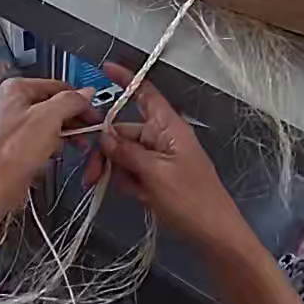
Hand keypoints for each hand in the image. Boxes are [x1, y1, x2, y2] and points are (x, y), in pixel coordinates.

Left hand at [0, 78, 93, 223]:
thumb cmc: (9, 154)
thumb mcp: (49, 118)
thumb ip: (71, 101)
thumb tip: (86, 93)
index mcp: (16, 89)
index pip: (59, 86)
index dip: (80, 100)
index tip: (95, 114)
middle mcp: (11, 104)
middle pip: (54, 105)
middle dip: (74, 119)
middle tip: (89, 132)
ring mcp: (11, 126)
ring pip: (48, 124)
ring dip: (65, 134)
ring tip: (77, 145)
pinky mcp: (13, 147)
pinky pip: (39, 141)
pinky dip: (51, 147)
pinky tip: (55, 155)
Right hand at [85, 63, 251, 251]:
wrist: (215, 235)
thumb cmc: (191, 200)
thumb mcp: (154, 174)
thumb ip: (126, 152)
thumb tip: (103, 135)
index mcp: (168, 127)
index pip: (145, 94)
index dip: (126, 80)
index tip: (104, 68)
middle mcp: (163, 137)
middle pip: (125, 131)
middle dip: (105, 149)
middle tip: (89, 175)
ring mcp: (161, 158)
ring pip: (125, 153)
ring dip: (113, 169)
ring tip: (104, 188)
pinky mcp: (159, 177)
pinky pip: (134, 171)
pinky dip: (127, 182)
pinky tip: (133, 197)